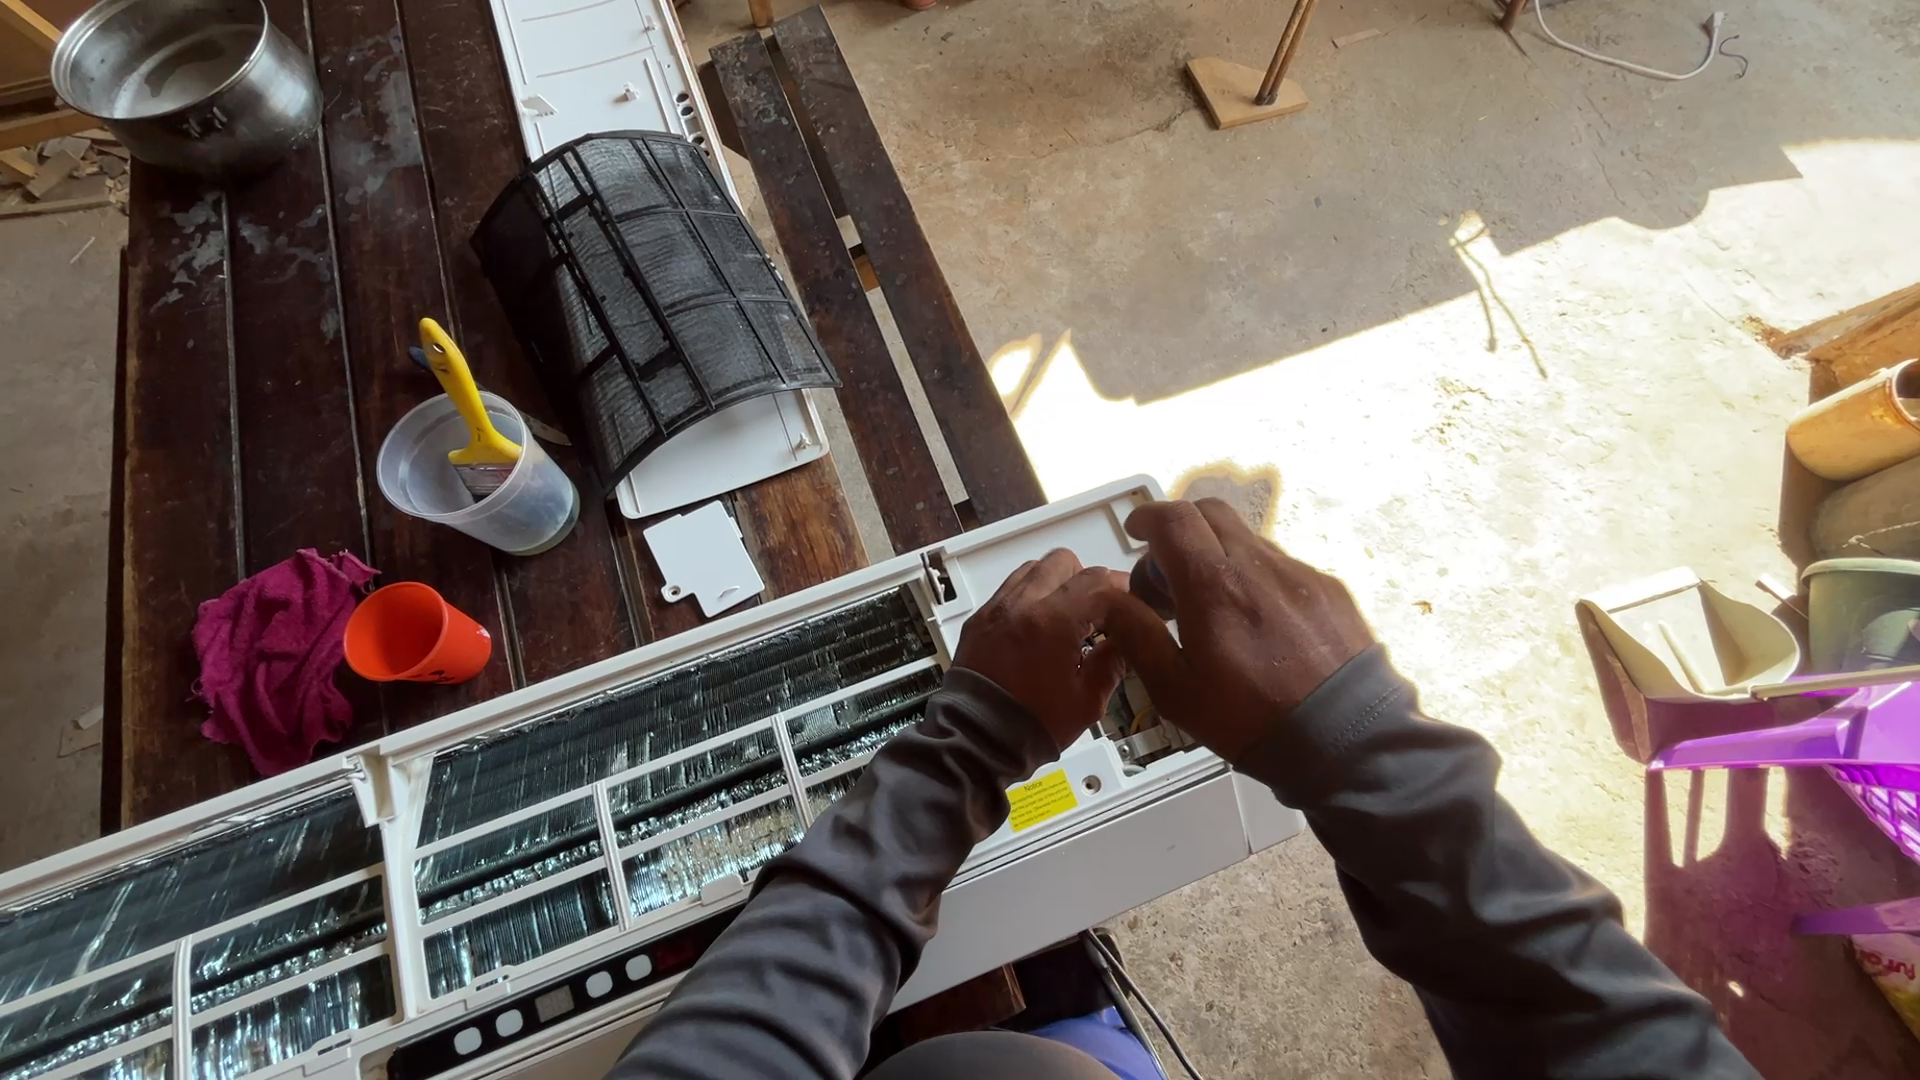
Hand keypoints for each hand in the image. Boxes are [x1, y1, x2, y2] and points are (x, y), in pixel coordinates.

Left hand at [952, 549, 1131, 749]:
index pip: (1097, 582)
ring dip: (1057, 583)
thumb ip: (1111, 664)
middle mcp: (1021, 604)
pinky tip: (1040, 625)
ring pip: (1033, 568)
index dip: (1122, 591)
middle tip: (1099, 609)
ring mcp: (996, 608)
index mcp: (1052, 621)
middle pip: (1063, 561)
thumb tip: (1122, 643)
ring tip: (1068, 615)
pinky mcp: (980, 619)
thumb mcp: (1087, 701)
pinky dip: (1030, 596)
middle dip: (1087, 580)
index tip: (1132, 604)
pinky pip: (1009, 588)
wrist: (976, 739)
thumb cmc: (1031, 725)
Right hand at [1097, 499, 1374, 761]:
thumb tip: (1109, 599)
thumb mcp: (1176, 690)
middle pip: (1210, 513)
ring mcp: (1299, 575)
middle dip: (1180, 529)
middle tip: (1167, 572)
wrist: (1349, 744)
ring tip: (1212, 606)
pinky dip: (1252, 575)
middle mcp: (1258, 567)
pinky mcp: (1329, 590)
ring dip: (1217, 554)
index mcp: (1214, 587)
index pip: (1174, 520)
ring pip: (1245, 538)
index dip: (1147, 518)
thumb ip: (1137, 635)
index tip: (1136, 532)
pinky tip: (1255, 623)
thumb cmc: (1252, 720)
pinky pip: (1279, 565)